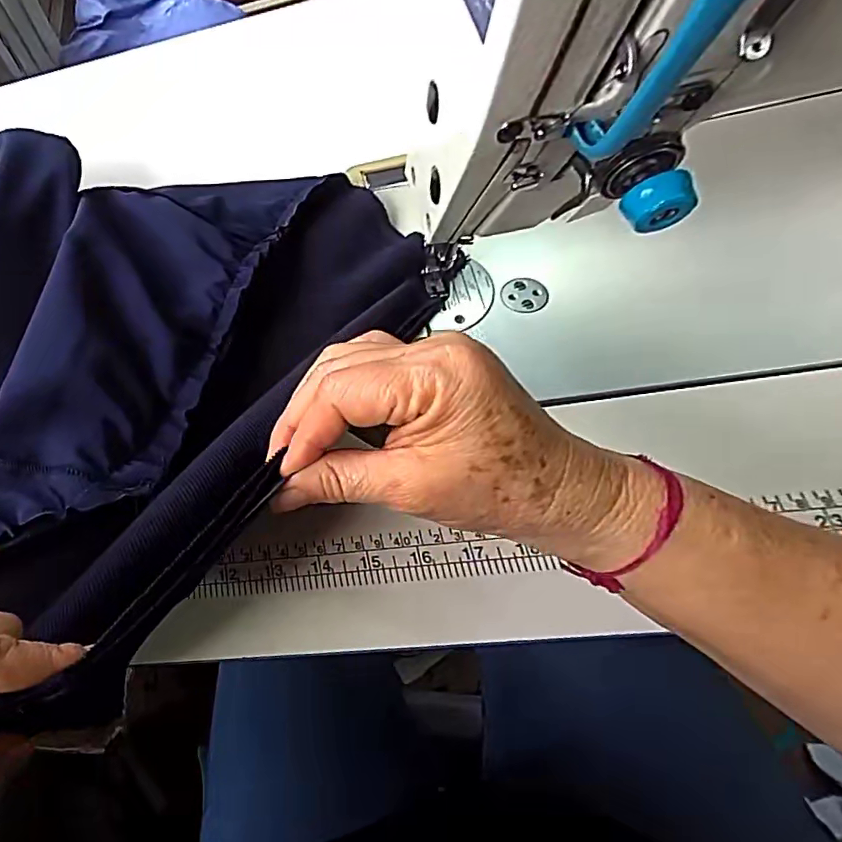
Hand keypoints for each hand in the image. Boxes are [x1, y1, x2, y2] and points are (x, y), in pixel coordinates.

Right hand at [268, 331, 659, 569]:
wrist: (558, 490)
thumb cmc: (509, 487)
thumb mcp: (407, 487)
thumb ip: (337, 479)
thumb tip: (290, 485)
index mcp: (436, 374)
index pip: (338, 391)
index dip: (303, 433)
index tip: (285, 468)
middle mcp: (435, 351)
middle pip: (334, 369)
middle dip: (300, 417)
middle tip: (283, 459)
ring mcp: (433, 354)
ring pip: (343, 362)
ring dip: (313, 403)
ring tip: (299, 444)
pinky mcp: (429, 366)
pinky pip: (364, 366)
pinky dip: (336, 395)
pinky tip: (326, 421)